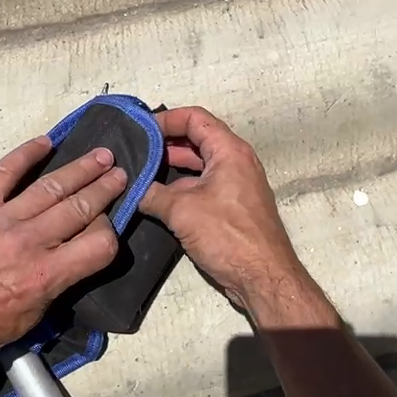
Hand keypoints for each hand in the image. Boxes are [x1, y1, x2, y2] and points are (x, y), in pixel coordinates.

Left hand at [0, 137, 123, 366]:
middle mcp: (29, 242)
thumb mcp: (26, 320)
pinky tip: (46, 142)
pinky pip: (5, 171)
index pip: (99, 245)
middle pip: (80, 208)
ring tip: (101, 156)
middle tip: (121, 174)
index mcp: (45, 276)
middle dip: (106, 189)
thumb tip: (70, 258)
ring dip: (80, 169)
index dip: (111, 234)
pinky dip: (27, 154)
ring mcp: (0, 219)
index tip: (108, 228)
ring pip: (50, 186)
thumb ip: (54, 285)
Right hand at [136, 107, 304, 308]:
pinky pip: (203, 186)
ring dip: (171, 168)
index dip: (166, 119)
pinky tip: (157, 198)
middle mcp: (236, 162)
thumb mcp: (182, 212)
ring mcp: (236, 185)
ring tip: (140, 173)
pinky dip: (181, 187)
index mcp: (230, 151)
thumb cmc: (228, 236)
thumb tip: (133, 190)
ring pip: (199, 166)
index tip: (141, 128)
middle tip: (135, 150)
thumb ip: (153, 195)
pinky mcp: (232, 206)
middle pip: (197, 140)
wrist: (262, 277)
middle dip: (165, 144)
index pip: (195, 119)